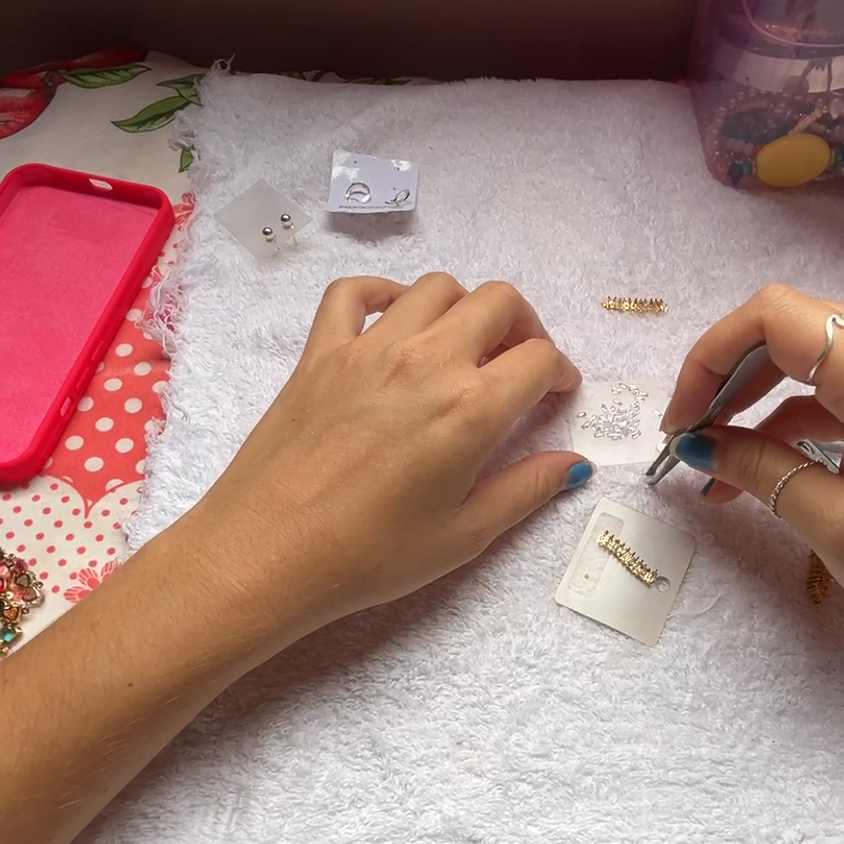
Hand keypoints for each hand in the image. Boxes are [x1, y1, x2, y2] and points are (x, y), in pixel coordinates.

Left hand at [182, 273, 593, 629]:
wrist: (268, 553)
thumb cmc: (372, 556)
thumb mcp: (464, 534)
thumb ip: (527, 489)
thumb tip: (575, 463)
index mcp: (470, 407)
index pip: (539, 358)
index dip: (561, 373)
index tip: (557, 393)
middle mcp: (425, 360)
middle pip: (498, 302)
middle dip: (525, 327)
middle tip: (519, 364)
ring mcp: (367, 347)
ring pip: (435, 287)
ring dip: (464, 308)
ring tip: (462, 348)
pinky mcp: (320, 350)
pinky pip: (354, 292)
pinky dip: (384, 294)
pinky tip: (394, 323)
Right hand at [660, 285, 843, 673]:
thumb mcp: (834, 526)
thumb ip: (758, 468)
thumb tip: (696, 442)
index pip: (780, 318)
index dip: (712, 356)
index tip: (680, 421)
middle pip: (796, 324)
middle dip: (729, 374)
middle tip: (690, 437)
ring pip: (817, 348)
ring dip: (757, 394)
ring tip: (716, 456)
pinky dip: (796, 412)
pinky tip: (761, 459)